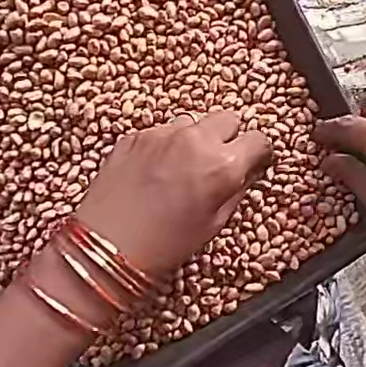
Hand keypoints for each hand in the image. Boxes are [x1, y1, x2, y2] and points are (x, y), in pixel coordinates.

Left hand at [75, 112, 272, 278]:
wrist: (106, 247)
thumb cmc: (163, 245)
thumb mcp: (214, 223)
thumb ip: (237, 189)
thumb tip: (248, 170)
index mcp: (222, 166)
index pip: (259, 139)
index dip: (259, 152)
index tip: (255, 161)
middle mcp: (195, 140)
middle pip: (227, 119)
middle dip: (229, 138)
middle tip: (219, 164)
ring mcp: (162, 134)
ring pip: (193, 122)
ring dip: (196, 139)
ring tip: (184, 168)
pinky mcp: (135, 135)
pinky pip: (162, 130)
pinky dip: (166, 145)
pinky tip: (157, 172)